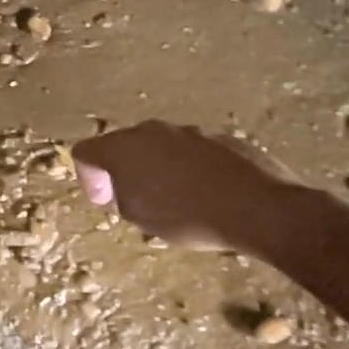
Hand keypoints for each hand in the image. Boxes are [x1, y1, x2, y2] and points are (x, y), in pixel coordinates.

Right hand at [71, 121, 296, 248]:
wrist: (264, 212)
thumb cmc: (186, 215)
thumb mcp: (138, 216)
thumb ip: (123, 197)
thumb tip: (129, 191)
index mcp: (119, 147)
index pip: (84, 153)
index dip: (88, 178)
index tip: (104, 202)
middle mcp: (150, 132)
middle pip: (124, 145)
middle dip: (126, 169)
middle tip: (136, 196)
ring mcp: (192, 133)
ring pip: (164, 147)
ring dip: (162, 167)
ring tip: (179, 197)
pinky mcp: (228, 141)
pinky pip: (199, 153)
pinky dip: (196, 169)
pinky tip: (211, 194)